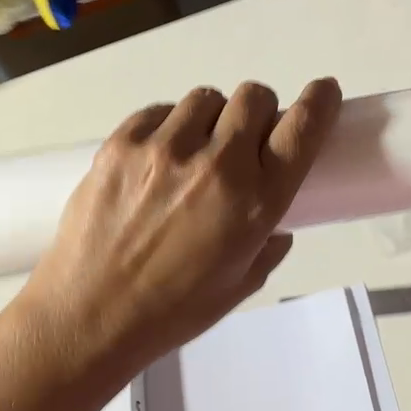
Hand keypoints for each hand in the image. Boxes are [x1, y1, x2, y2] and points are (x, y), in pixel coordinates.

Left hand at [21, 78, 342, 369]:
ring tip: (192, 151)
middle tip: (242, 139)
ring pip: (206, 98)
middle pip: (254, 96)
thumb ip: (268, 242)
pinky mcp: (122, 142)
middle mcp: (217, 166)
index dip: (319, 101)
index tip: (324, 91)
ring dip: (211, 118)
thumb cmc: (173, 311)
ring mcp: (165, 149)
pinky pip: (159, 110)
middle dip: (258, 111)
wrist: (86, 319)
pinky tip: (156, 158)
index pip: (301, 129)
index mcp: (255, 204)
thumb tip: (275, 217)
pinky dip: (167, 126)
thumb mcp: (241, 283)